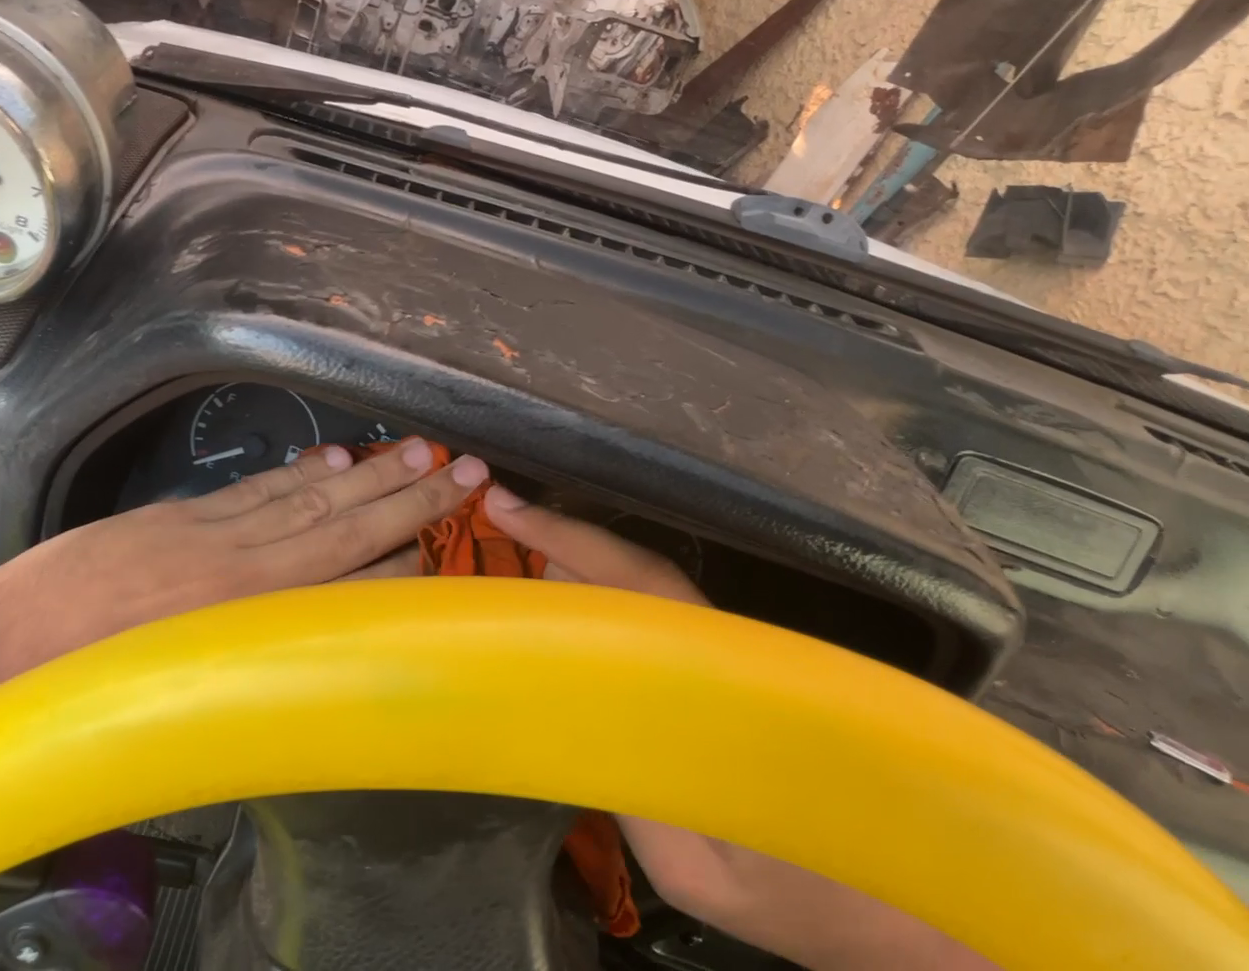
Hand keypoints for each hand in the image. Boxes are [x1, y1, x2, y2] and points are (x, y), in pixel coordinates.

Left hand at [0, 439, 490, 662]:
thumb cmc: (82, 699)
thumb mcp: (176, 703)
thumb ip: (243, 676)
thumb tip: (293, 663)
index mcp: (243, 629)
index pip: (344, 586)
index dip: (400, 562)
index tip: (445, 543)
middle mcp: (238, 576)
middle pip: (338, 528)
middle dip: (405, 500)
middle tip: (463, 473)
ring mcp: (205, 537)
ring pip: (303, 500)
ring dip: (364, 476)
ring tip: (417, 455)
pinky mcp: (173, 518)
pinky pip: (252, 491)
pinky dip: (297, 474)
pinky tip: (332, 462)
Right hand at [481, 487, 997, 970]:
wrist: (918, 915)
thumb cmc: (804, 899)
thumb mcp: (697, 871)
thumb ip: (629, 792)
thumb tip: (569, 711)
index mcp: (723, 683)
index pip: (636, 587)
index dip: (567, 540)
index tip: (506, 506)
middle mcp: (738, 652)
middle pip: (644, 573)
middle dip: (567, 537)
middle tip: (502, 516)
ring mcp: (747, 660)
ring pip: (658, 589)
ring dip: (587, 561)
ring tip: (524, 548)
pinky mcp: (748, 675)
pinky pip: (668, 618)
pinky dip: (613, 595)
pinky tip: (577, 600)